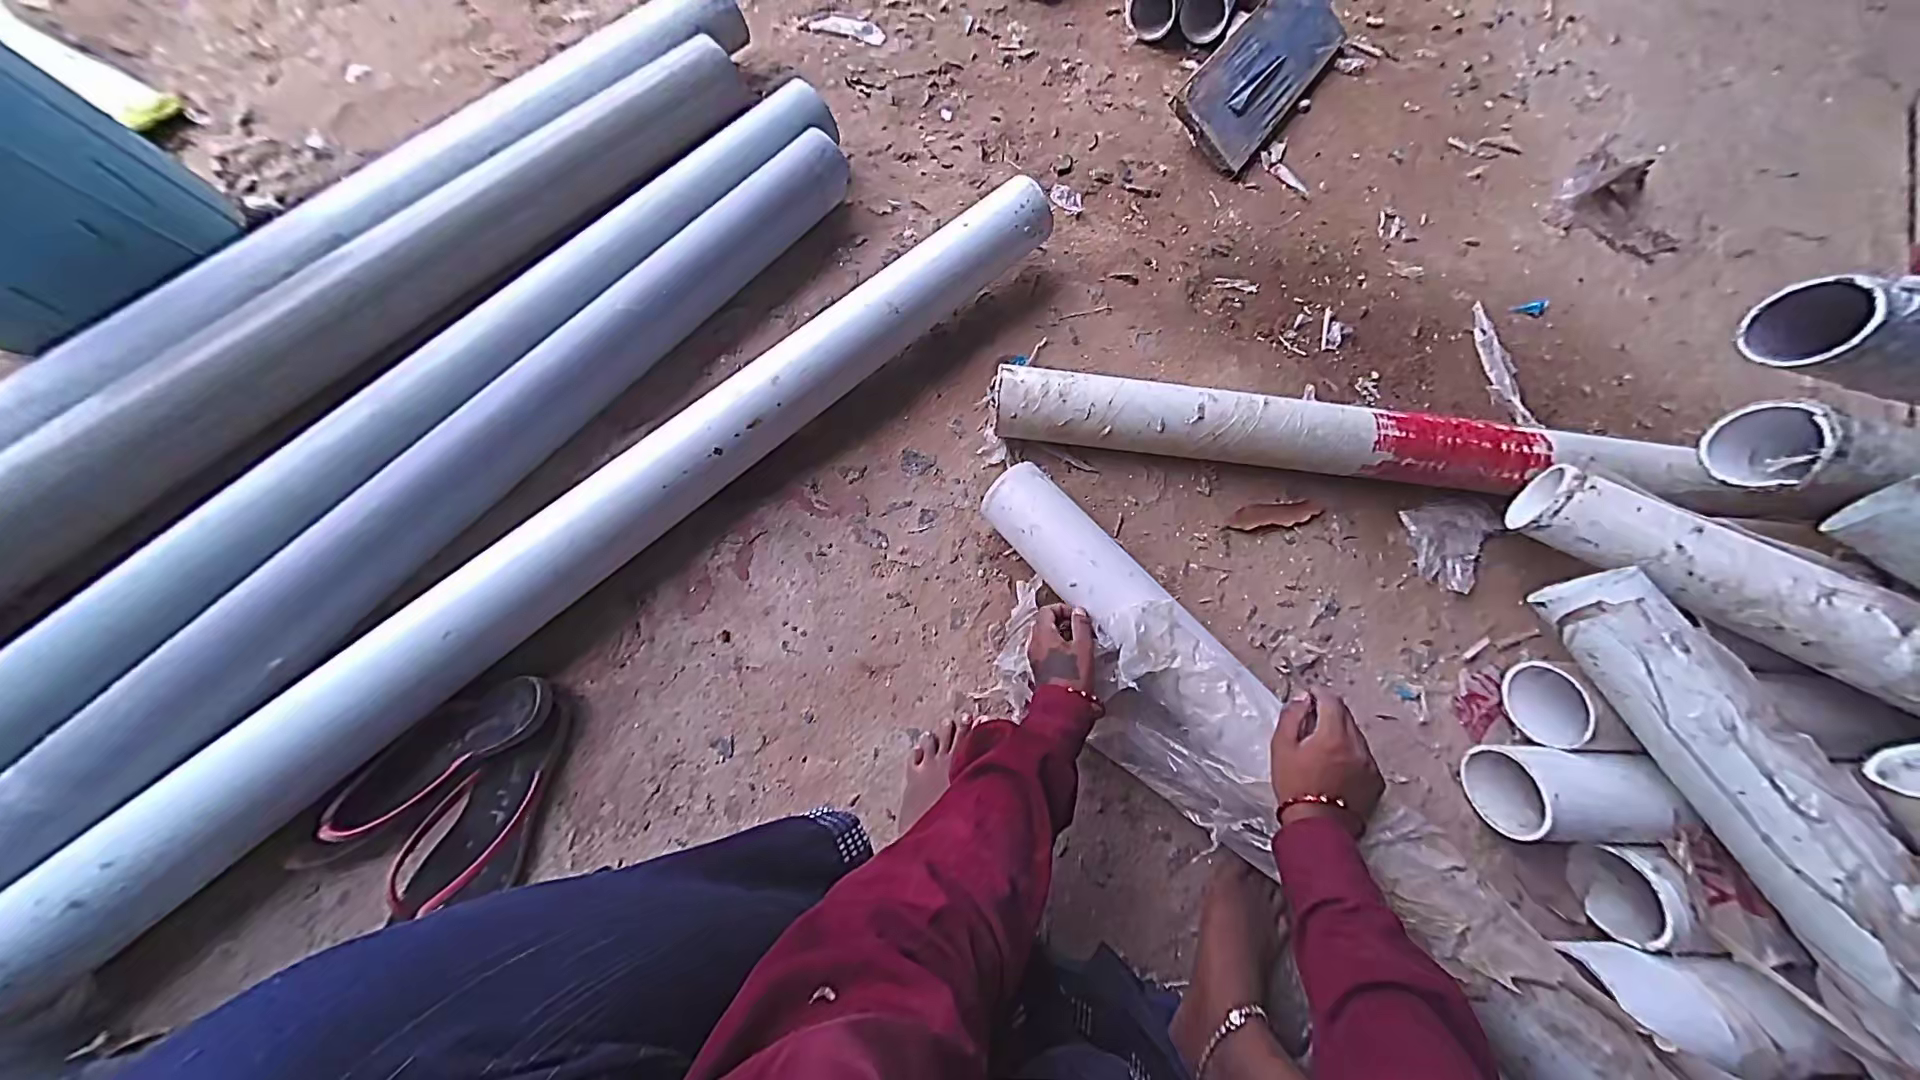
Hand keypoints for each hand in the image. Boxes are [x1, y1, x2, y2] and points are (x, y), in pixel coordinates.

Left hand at [1029, 603, 1094, 695]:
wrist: (1063, 706)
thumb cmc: (1073, 677)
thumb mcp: (1083, 646)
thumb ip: (1081, 625)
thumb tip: (1079, 612)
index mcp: (1042, 634)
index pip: (1046, 610)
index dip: (1062, 609)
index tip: (1077, 616)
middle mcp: (1033, 644)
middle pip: (1044, 623)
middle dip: (1061, 621)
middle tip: (1078, 627)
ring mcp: (1033, 657)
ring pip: (1044, 637)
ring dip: (1060, 634)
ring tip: (1078, 642)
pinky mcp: (1038, 668)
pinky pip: (1045, 650)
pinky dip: (1056, 647)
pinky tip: (1071, 656)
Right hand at [1270, 688, 1383, 836]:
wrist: (1317, 826)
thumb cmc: (1294, 785)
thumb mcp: (1281, 746)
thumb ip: (1292, 716)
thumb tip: (1303, 699)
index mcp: (1333, 735)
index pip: (1332, 701)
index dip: (1318, 693)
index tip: (1308, 695)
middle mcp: (1358, 746)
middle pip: (1346, 716)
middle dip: (1329, 712)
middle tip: (1311, 720)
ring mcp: (1371, 764)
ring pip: (1356, 736)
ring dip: (1340, 733)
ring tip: (1321, 745)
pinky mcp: (1377, 781)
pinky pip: (1363, 755)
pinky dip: (1350, 752)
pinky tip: (1335, 764)